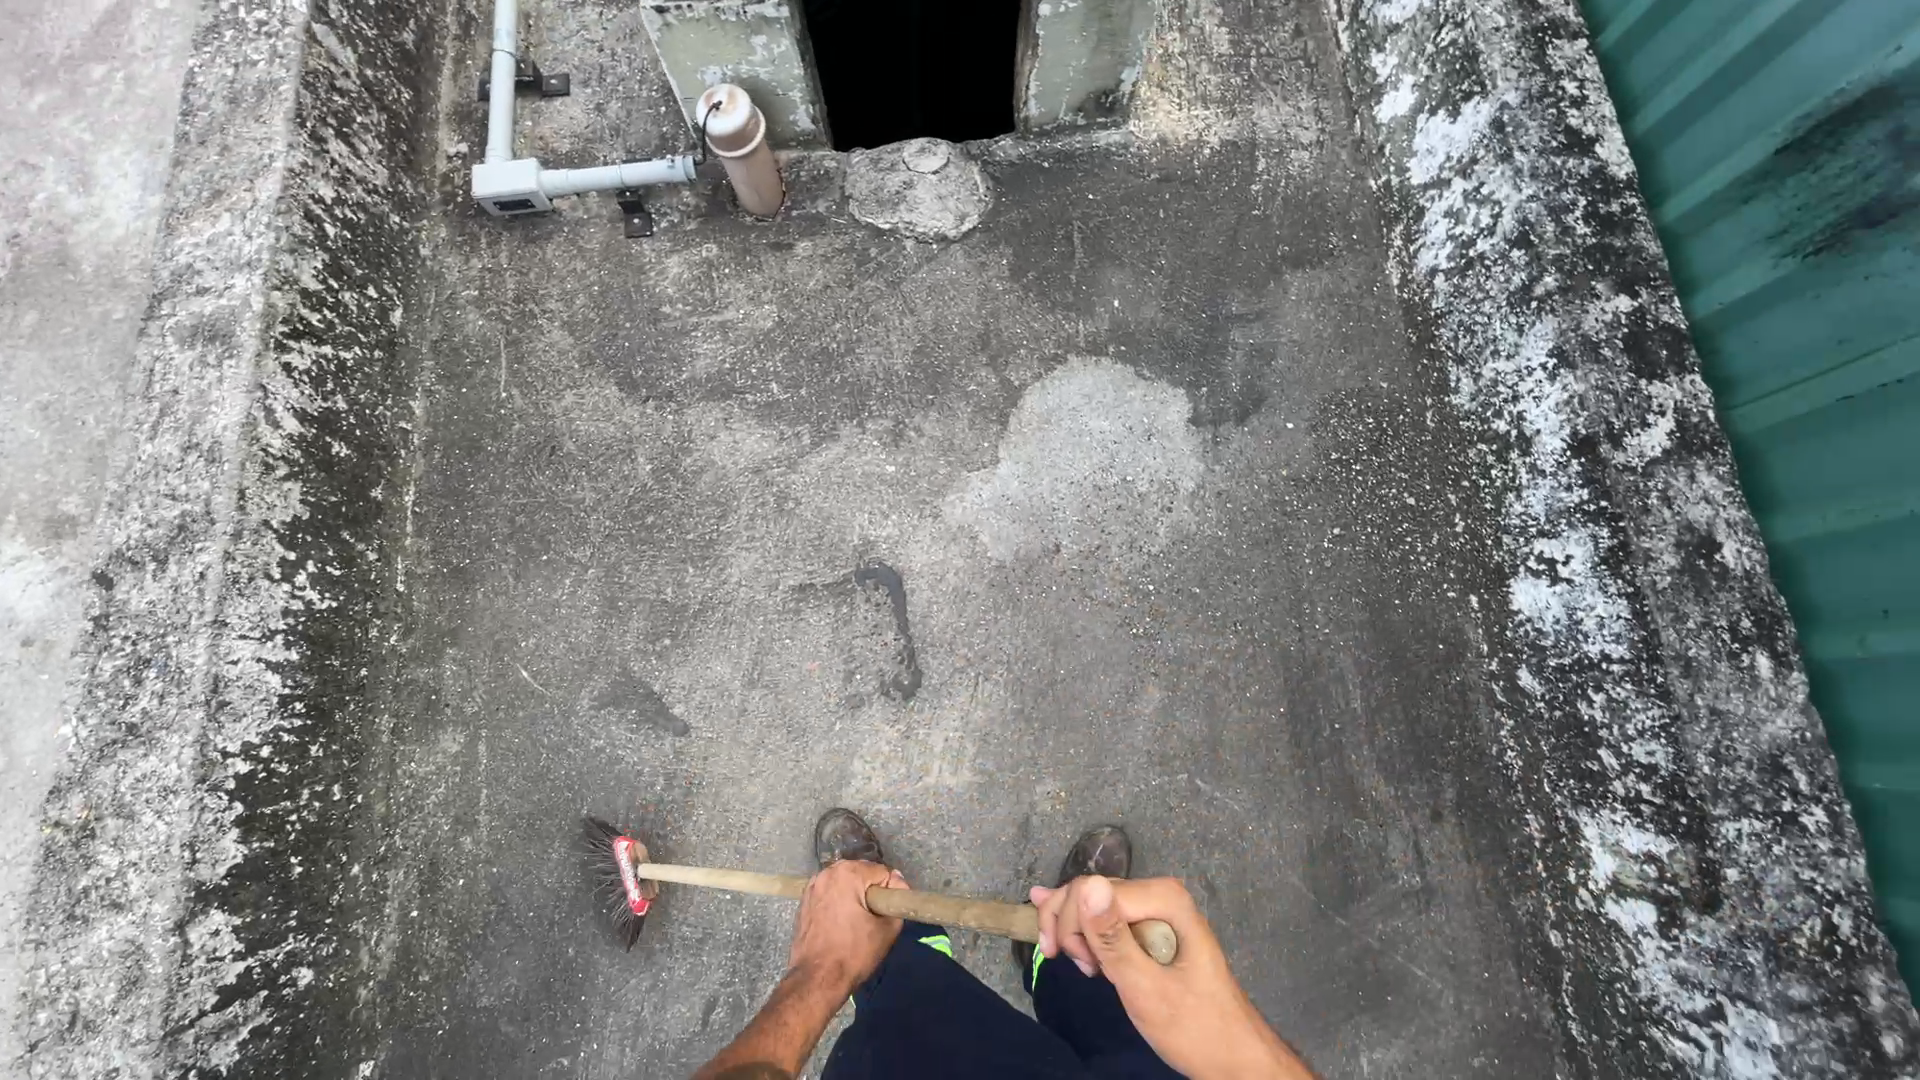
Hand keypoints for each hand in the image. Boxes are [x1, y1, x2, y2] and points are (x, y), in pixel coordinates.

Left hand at [787, 860, 905, 995]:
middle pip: (862, 873)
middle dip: (872, 891)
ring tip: (859, 921)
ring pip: (844, 883)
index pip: (883, 873)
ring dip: (854, 895)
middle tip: (876, 917)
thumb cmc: (853, 953)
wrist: (816, 980)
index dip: (891, 893)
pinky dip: (838, 902)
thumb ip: (897, 900)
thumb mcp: (888, 929)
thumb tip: (898, 883)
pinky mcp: (804, 901)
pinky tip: (841, 923)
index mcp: (848, 873)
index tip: (890, 913)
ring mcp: (813, 886)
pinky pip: (830, 893)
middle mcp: (827, 872)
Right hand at [1032, 876, 1313, 1079]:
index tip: (1072, 964)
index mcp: (1162, 897)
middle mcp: (1158, 892)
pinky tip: (1077, 946)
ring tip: (1086, 968)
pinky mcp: (1151, 927)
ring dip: (1076, 932)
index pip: (1089, 888)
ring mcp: (1155, 909)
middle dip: (1069, 926)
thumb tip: (1087, 886)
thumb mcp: (1146, 989)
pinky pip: (1107, 918)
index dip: (1070, 923)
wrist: (1235, 1059)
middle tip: (1075, 966)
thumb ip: (1114, 939)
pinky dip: (1089, 934)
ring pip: (1092, 903)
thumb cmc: (1194, 1027)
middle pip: (1088, 890)